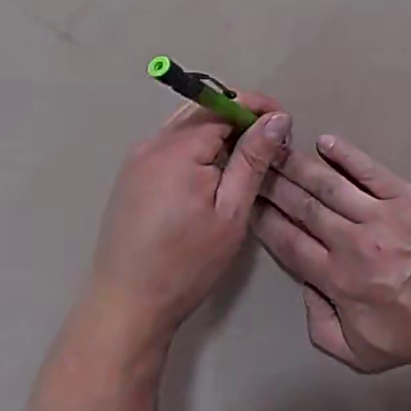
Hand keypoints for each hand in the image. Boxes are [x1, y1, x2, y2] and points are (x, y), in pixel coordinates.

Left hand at [85, 94, 291, 352]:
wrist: (126, 306)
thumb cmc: (185, 264)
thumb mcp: (231, 212)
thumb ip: (254, 158)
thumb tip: (277, 118)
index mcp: (177, 148)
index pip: (224, 105)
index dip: (258, 108)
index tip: (285, 125)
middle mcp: (153, 143)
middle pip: (204, 109)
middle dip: (240, 116)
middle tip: (270, 143)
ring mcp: (138, 157)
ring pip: (187, 124)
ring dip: (220, 131)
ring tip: (247, 159)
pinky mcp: (132, 174)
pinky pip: (172, 142)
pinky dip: (198, 145)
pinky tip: (214, 173)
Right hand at [253, 135, 410, 372]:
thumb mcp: (362, 353)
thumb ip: (321, 327)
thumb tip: (305, 288)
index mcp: (336, 279)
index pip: (289, 243)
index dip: (264, 220)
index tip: (247, 201)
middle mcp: (349, 241)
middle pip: (302, 206)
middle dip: (274, 184)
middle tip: (253, 163)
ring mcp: (377, 214)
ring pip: (328, 184)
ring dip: (300, 165)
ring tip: (278, 148)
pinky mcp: (403, 194)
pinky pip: (368, 170)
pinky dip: (345, 154)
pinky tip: (326, 141)